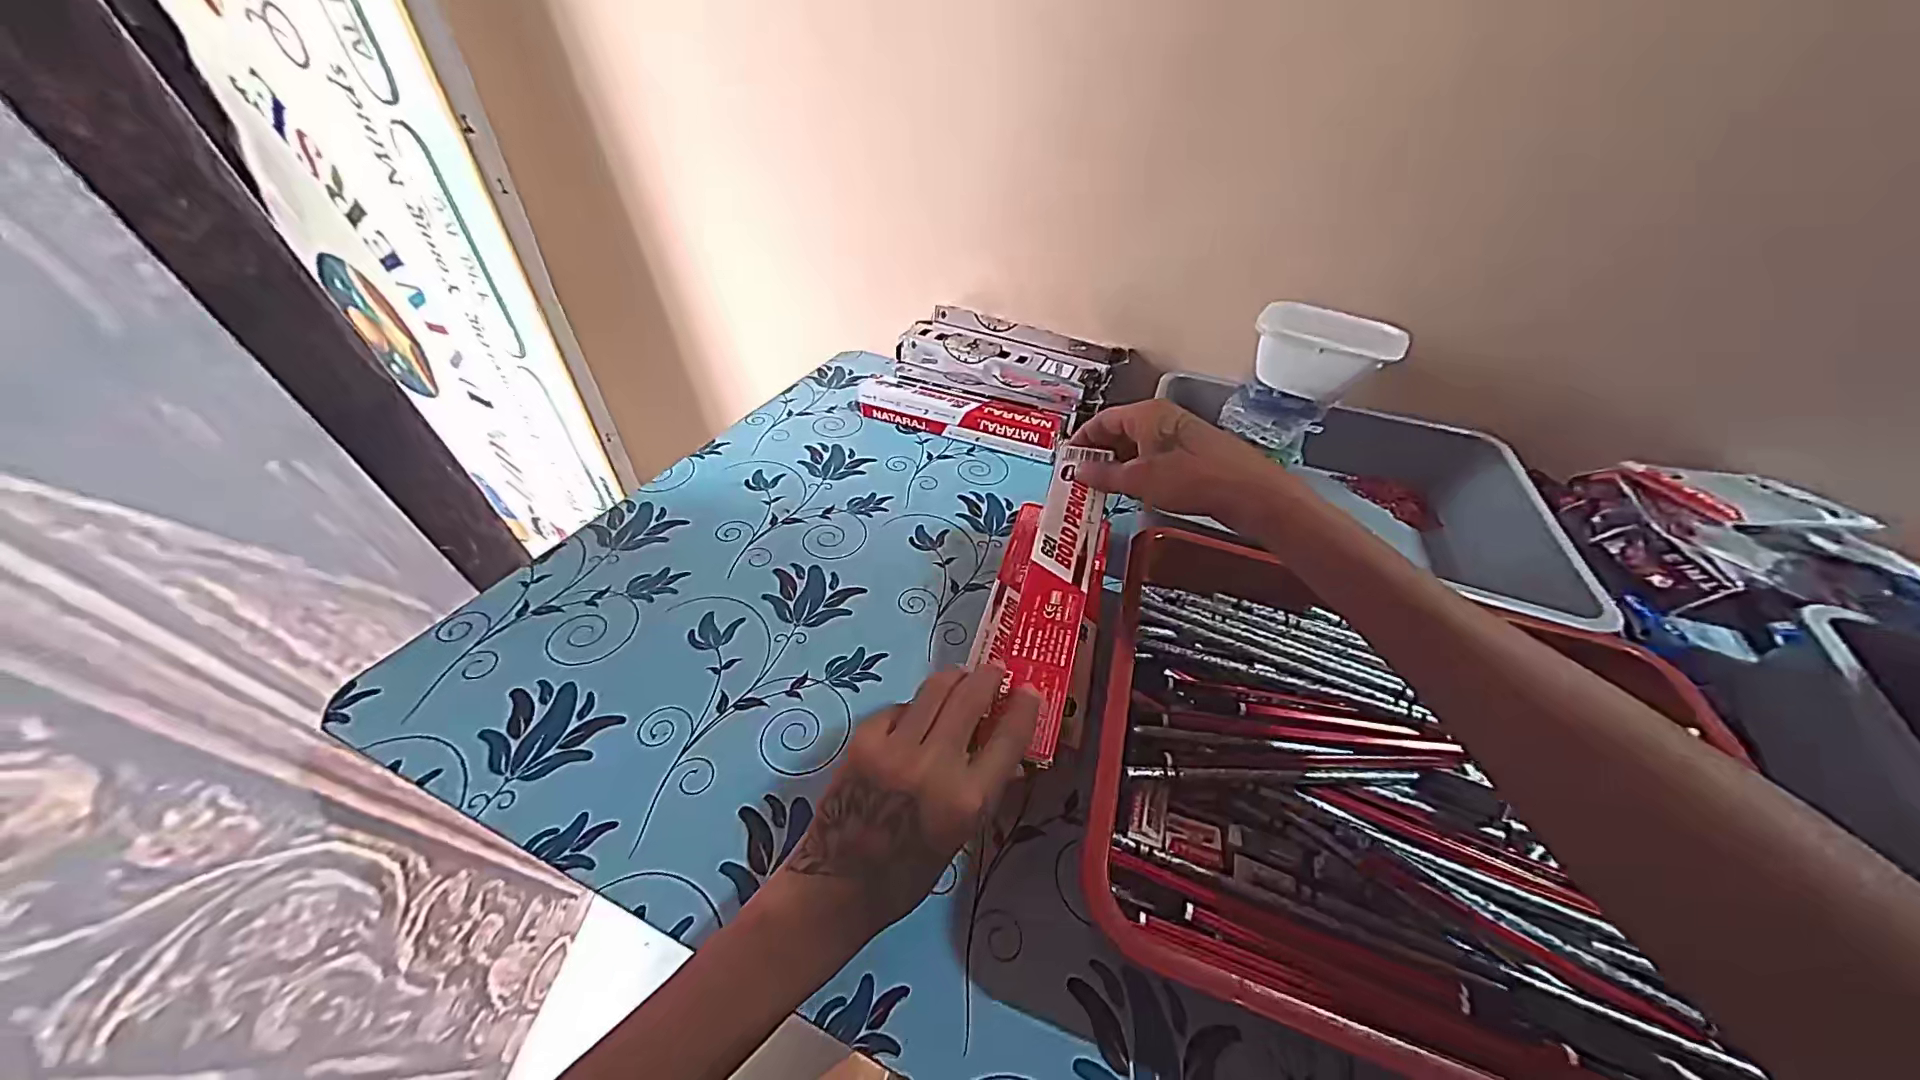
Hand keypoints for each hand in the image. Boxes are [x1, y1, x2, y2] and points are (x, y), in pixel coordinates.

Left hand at [761, 666, 1040, 947]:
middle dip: (988, 677)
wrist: (838, 883)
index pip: (1009, 739)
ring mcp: (895, 749)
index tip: (1029, 690)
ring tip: (961, 676)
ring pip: (935, 690)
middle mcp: (935, 767)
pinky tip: (917, 714)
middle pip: (971, 699)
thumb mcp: (962, 836)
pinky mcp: (863, 740)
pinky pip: (900, 708)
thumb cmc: (908, 872)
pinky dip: (914, 707)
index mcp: (968, 800)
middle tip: (995, 669)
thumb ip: (986, 790)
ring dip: (954, 678)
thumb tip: (1012, 758)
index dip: (1024, 708)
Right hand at [1070, 399, 1303, 520]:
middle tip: (1082, 480)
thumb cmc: (1192, 480)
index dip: (1081, 441)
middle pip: (1119, 431)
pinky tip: (1135, 491)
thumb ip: (1104, 475)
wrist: (1248, 492)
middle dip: (1098, 455)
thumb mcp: (1139, 480)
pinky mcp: (1193, 452)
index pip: (1101, 420)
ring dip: (1119, 465)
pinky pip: (1155, 456)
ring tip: (1104, 489)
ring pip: (1137, 446)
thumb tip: (1078, 471)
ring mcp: (1180, 434)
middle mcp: (1162, 418)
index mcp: (1146, 414)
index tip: (1067, 462)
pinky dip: (1139, 471)